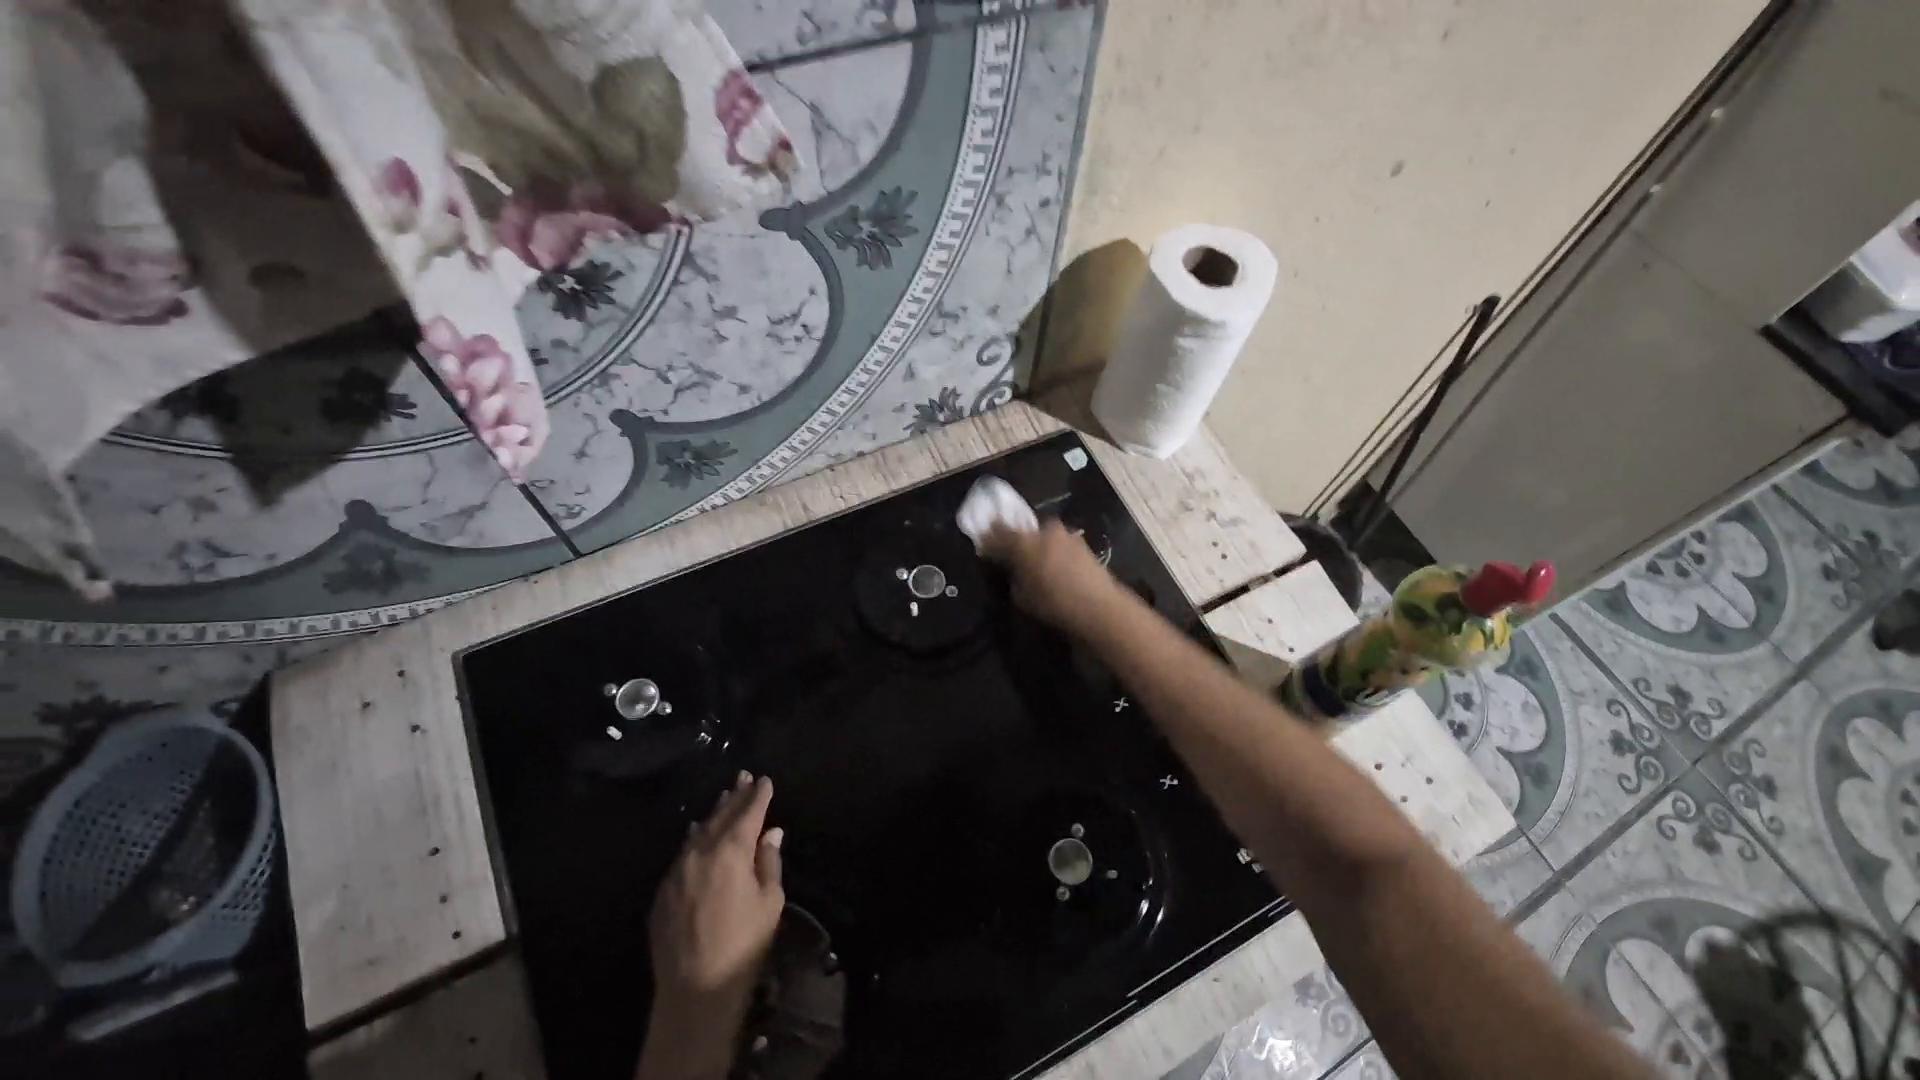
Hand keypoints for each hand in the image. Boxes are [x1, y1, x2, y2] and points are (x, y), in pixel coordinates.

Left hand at [639, 771, 784, 1079]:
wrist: (695, 987)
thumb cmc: (744, 944)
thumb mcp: (770, 902)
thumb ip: (769, 862)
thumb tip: (771, 833)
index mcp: (732, 851)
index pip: (748, 813)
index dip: (758, 796)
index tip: (764, 780)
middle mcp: (701, 851)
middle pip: (720, 816)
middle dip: (735, 797)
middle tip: (743, 777)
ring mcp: (677, 870)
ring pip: (698, 832)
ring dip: (713, 814)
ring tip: (724, 798)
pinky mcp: (663, 890)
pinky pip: (682, 853)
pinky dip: (694, 838)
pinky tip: (697, 833)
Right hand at [980, 520, 1126, 633]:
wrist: (1099, 606)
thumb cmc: (1053, 603)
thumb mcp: (1021, 596)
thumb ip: (1012, 576)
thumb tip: (1012, 569)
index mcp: (1022, 542)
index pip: (996, 534)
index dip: (987, 541)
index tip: (982, 547)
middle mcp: (1042, 530)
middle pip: (1021, 532)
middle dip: (1013, 540)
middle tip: (1008, 553)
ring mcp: (1064, 534)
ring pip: (1041, 536)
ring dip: (1035, 544)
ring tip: (1033, 560)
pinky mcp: (1081, 542)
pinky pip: (1057, 543)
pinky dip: (1051, 550)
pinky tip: (1052, 564)